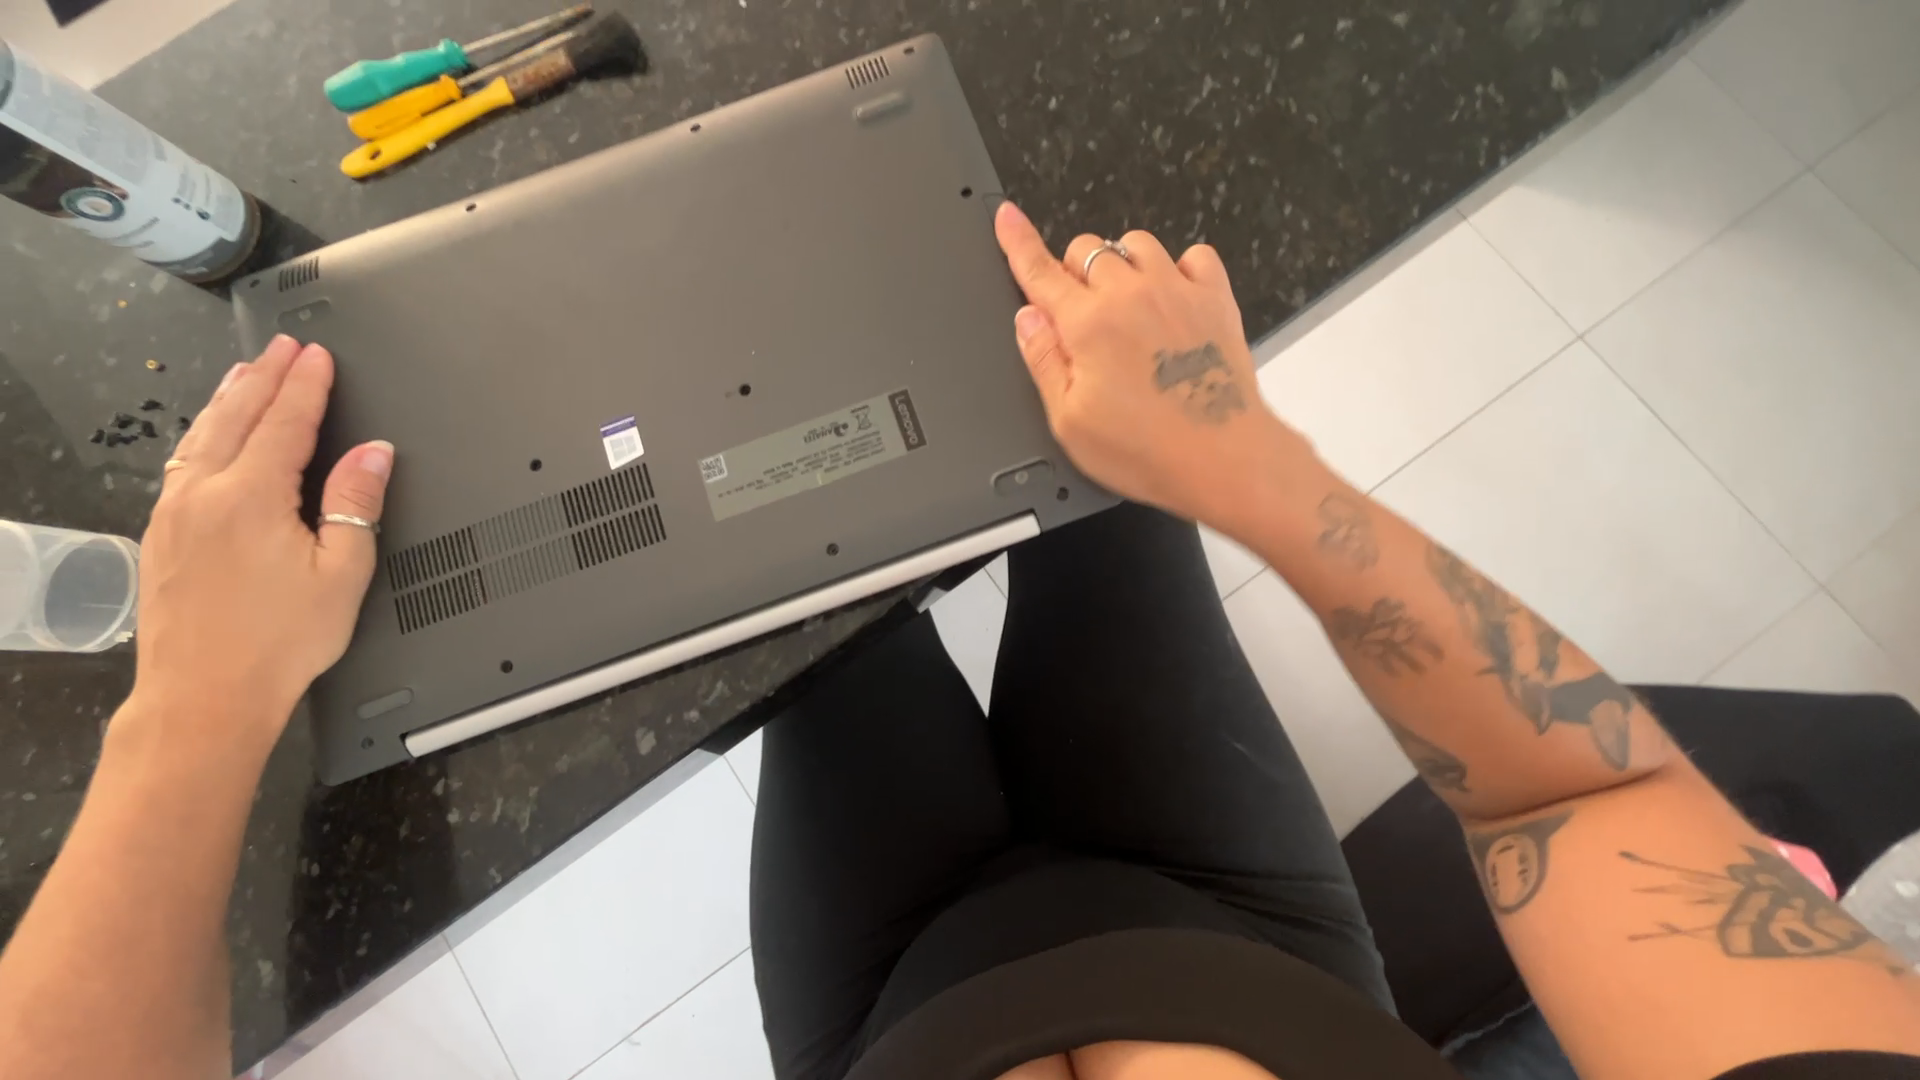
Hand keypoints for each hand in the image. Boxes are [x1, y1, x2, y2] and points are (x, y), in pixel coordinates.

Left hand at [131, 335, 392, 746]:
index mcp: (250, 499)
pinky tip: (211, 433)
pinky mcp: (162, 534)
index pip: (284, 424)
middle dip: (264, 377)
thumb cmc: (282, 639)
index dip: (305, 386)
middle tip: (283, 347)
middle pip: (235, 418)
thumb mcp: (342, 571)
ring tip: (246, 373)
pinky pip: (183, 462)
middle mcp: (202, 496)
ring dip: (229, 399)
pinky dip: (204, 433)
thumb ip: (355, 505)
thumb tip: (374, 454)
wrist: (205, 692)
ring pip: (200, 436)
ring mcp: (173, 513)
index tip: (317, 356)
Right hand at [993, 202, 1314, 530]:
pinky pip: (1192, 255)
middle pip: (1085, 250)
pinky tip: (1170, 300)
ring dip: (1119, 266)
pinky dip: (1175, 268)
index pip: (1039, 270)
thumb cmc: (1147, 449)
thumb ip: (1043, 361)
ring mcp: (1176, 290)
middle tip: (1078, 317)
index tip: (1007, 217)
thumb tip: (1028, 318)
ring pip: (1134, 244)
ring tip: (1123, 308)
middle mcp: (1131, 294)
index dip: (1017, 241)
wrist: (1222, 458)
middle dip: (1072, 274)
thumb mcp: (1069, 421)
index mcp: (1087, 324)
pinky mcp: (1214, 299)